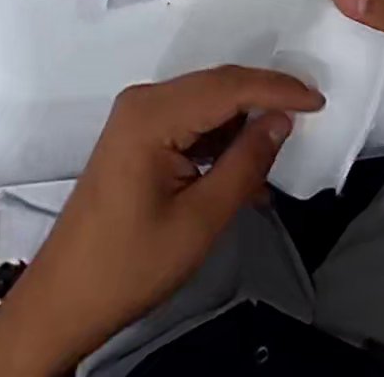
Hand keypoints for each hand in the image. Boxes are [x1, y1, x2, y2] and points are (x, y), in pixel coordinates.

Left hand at [0, 66, 323, 376]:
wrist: (65, 296)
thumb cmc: (131, 263)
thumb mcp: (200, 219)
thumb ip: (245, 163)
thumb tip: (280, 120)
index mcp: (152, 115)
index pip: (226, 86)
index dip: (276, 89)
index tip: (318, 100)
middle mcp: (143, 102)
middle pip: (215, 87)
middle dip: (262, 100)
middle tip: (307, 117)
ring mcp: (137, 116)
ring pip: (205, 103)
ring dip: (240, 125)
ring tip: (273, 159)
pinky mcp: (137, 134)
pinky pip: (189, 121)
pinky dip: (218, 140)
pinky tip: (241, 171)